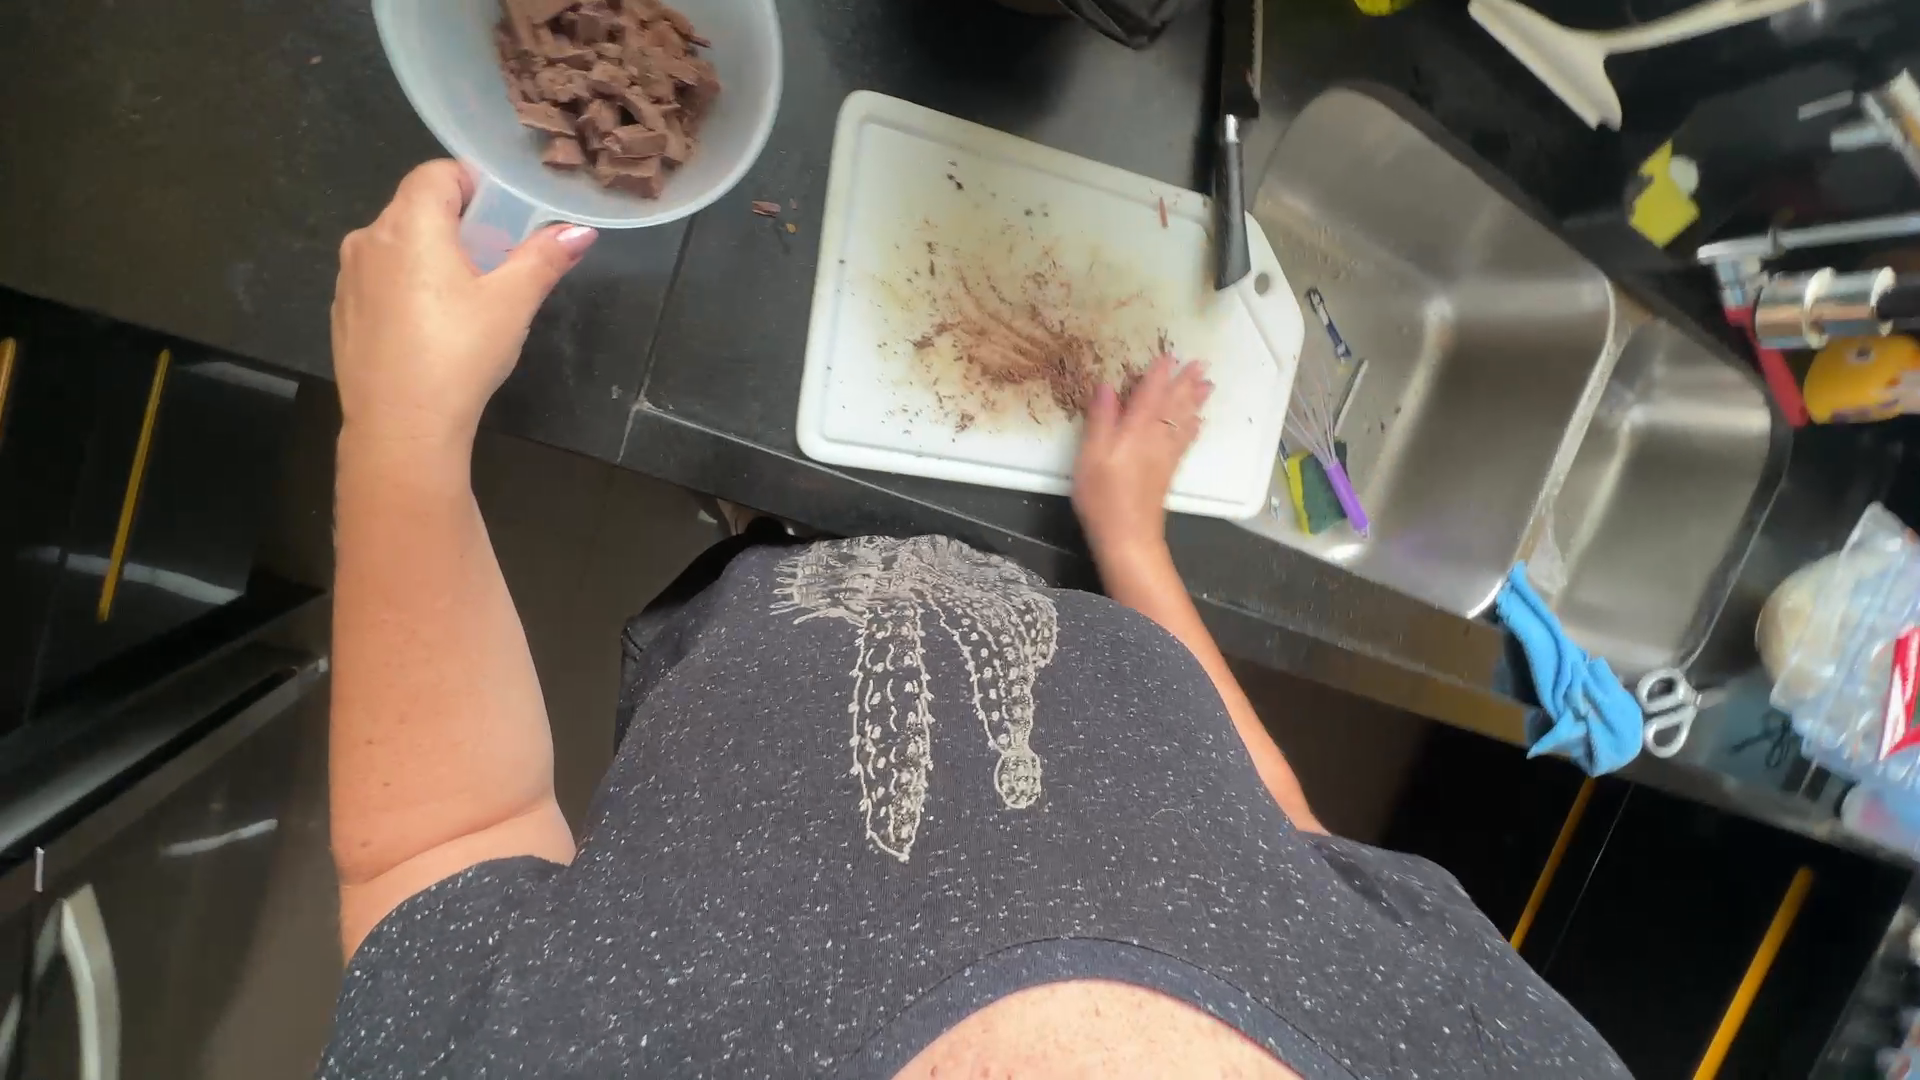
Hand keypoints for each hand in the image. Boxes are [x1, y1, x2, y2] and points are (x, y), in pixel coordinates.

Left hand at [331, 160, 597, 447]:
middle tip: (500, 261)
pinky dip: (412, 286)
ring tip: (472, 299)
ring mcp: (351, 275)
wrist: (402, 422)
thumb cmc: (461, 353)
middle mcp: (370, 238)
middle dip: (461, 224)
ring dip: (436, 256)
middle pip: (417, 208)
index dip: (474, 184)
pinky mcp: (346, 310)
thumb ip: (544, 260)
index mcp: (411, 225)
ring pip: (399, 245)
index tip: (506, 215)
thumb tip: (581, 231)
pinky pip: (383, 279)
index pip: (437, 173)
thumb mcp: (513, 304)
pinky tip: (437, 329)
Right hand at [1072, 353, 1213, 560]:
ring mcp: (1164, 457)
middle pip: (1174, 405)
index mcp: (1135, 430)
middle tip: (1201, 364)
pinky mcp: (1167, 473)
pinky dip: (1192, 428)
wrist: (1127, 535)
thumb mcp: (1090, 455)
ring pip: (1183, 421)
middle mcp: (1155, 439)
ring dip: (1195, 402)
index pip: (1150, 395)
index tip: (1169, 356)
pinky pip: (1184, 442)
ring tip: (1207, 386)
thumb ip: (1100, 419)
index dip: (1159, 374)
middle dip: (1186, 384)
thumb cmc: (1102, 496)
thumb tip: (1107, 386)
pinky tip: (1196, 423)